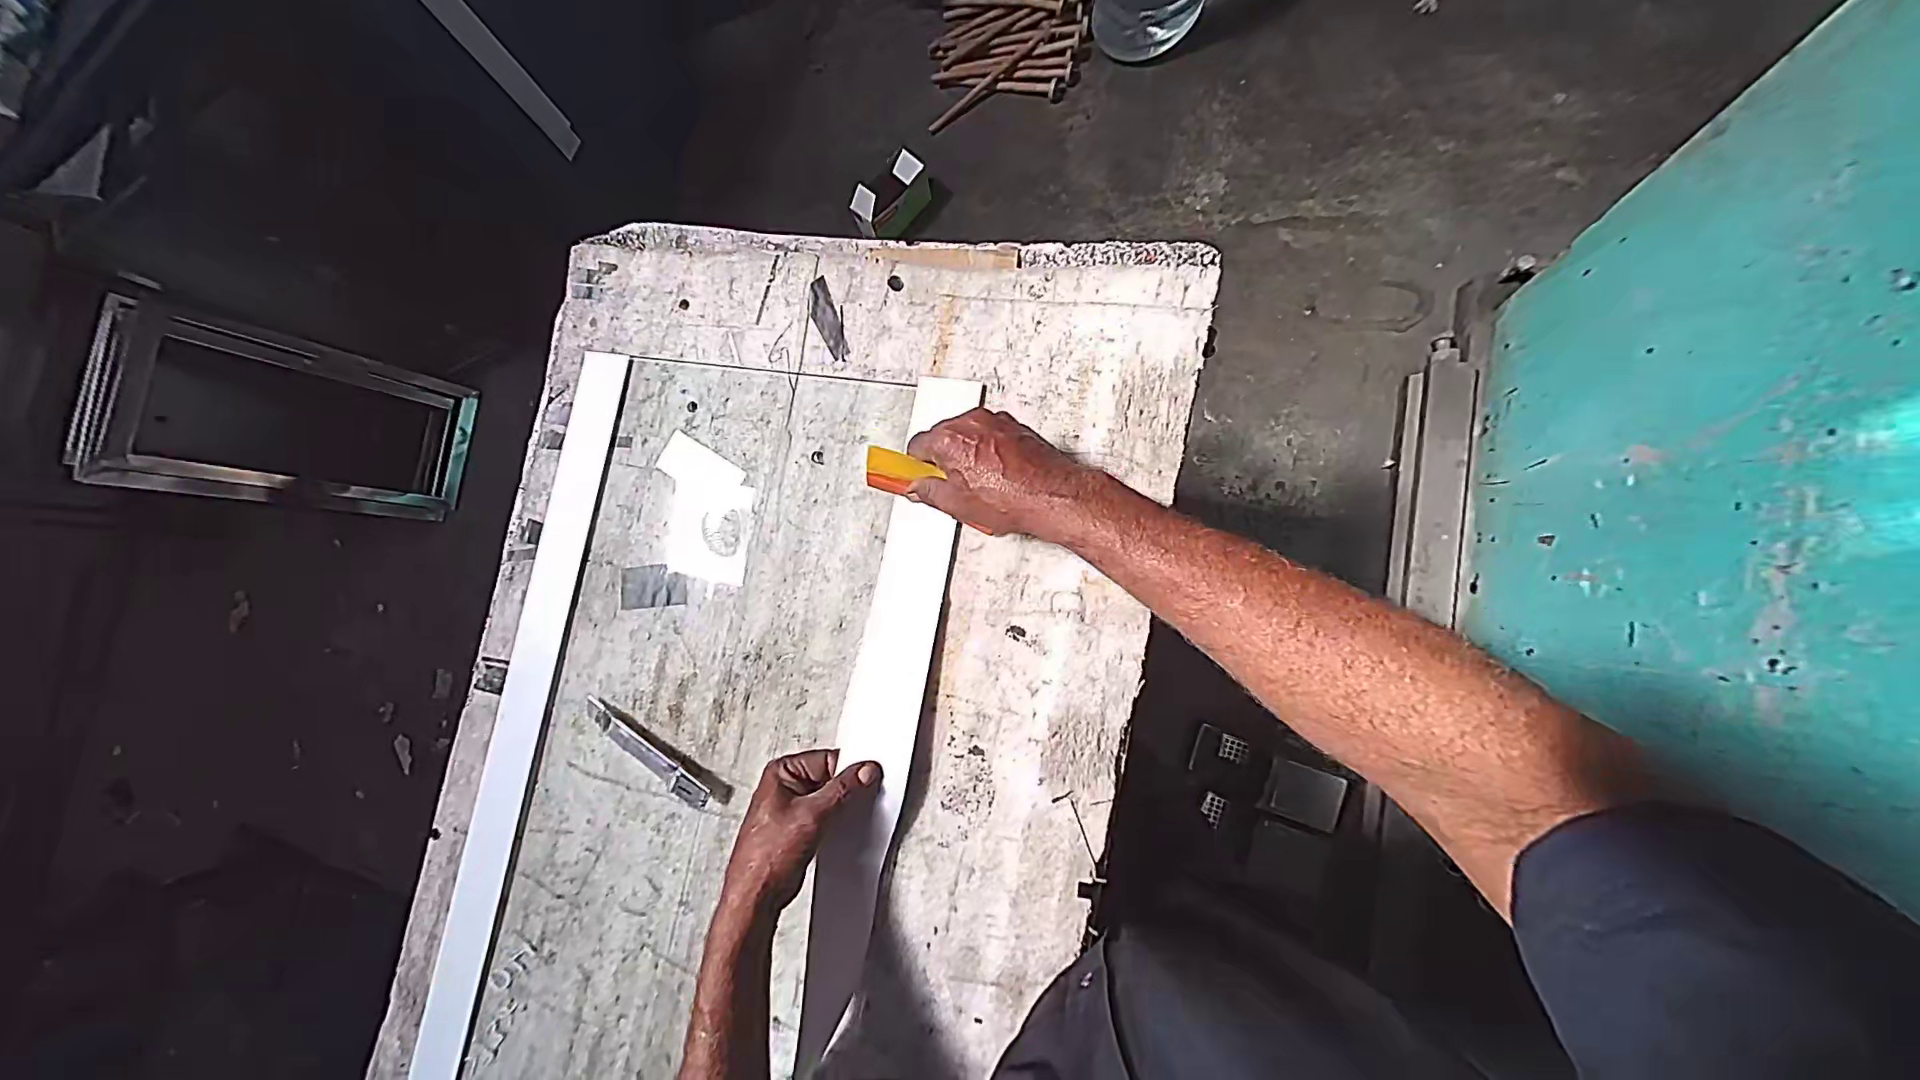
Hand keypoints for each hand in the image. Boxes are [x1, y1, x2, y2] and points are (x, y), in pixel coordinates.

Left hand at [721, 750, 879, 916]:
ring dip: (841, 808)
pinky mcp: (800, 828)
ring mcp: (792, 808)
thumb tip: (863, 772)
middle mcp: (785, 787)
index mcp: (781, 772)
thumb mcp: (812, 815)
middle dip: (845, 790)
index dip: (849, 769)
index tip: (866, 776)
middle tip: (857, 798)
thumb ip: (843, 790)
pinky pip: (826, 816)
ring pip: (830, 799)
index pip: (827, 758)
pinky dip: (836, 822)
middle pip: (830, 777)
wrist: (756, 898)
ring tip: (838, 821)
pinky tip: (836, 831)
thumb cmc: (764, 858)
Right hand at [906, 408, 1098, 539]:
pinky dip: (987, 451)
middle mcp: (970, 422)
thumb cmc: (1013, 499)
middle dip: (942, 460)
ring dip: (966, 455)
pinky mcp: (1013, 426)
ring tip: (978, 485)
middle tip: (950, 486)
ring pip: (966, 435)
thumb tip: (917, 488)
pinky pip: (988, 436)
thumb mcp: (958, 505)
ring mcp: (994, 421)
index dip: (916, 466)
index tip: (915, 476)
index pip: (916, 446)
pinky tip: (995, 477)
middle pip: (941, 437)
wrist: (1052, 496)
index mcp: (949, 439)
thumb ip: (929, 492)